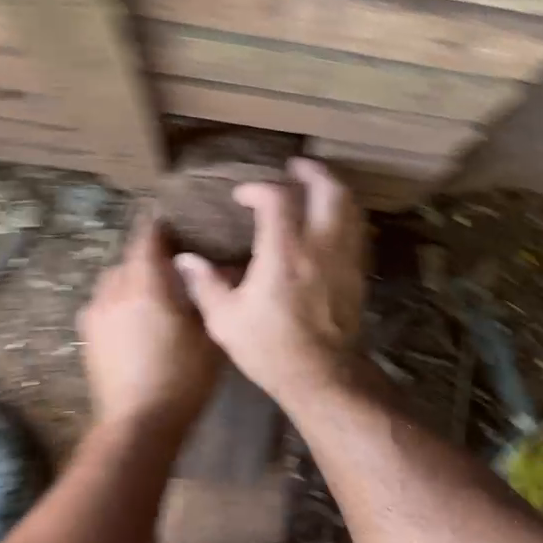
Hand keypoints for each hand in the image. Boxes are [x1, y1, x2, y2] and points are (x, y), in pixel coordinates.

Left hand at [78, 215, 221, 429]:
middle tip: (175, 264)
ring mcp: (95, 314)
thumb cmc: (182, 377)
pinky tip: (137, 320)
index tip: (176, 220)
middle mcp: (115, 290)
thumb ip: (213, 295)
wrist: (137, 425)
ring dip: (131, 279)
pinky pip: (104, 304)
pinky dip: (119, 302)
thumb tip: (225, 267)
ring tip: (155, 292)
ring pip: (113, 281)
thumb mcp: (210, 334)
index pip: (148, 237)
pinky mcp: (87, 336)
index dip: (161, 226)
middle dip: (149, 256)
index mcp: (146, 283)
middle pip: (129, 259)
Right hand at [173, 158, 366, 405]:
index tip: (243, 196)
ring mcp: (344, 258)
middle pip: (328, 190)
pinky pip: (358, 229)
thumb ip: (205, 284)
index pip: (277, 199)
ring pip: (350, 206)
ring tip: (317, 184)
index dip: (259, 188)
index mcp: (284, 254)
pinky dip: (347, 213)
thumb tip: (183, 260)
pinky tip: (333, 218)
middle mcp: (320, 247)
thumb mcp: (226, 320)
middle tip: (295, 166)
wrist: (323, 377)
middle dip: (312, 172)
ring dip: (334, 188)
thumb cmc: (270, 348)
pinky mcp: (358, 272)